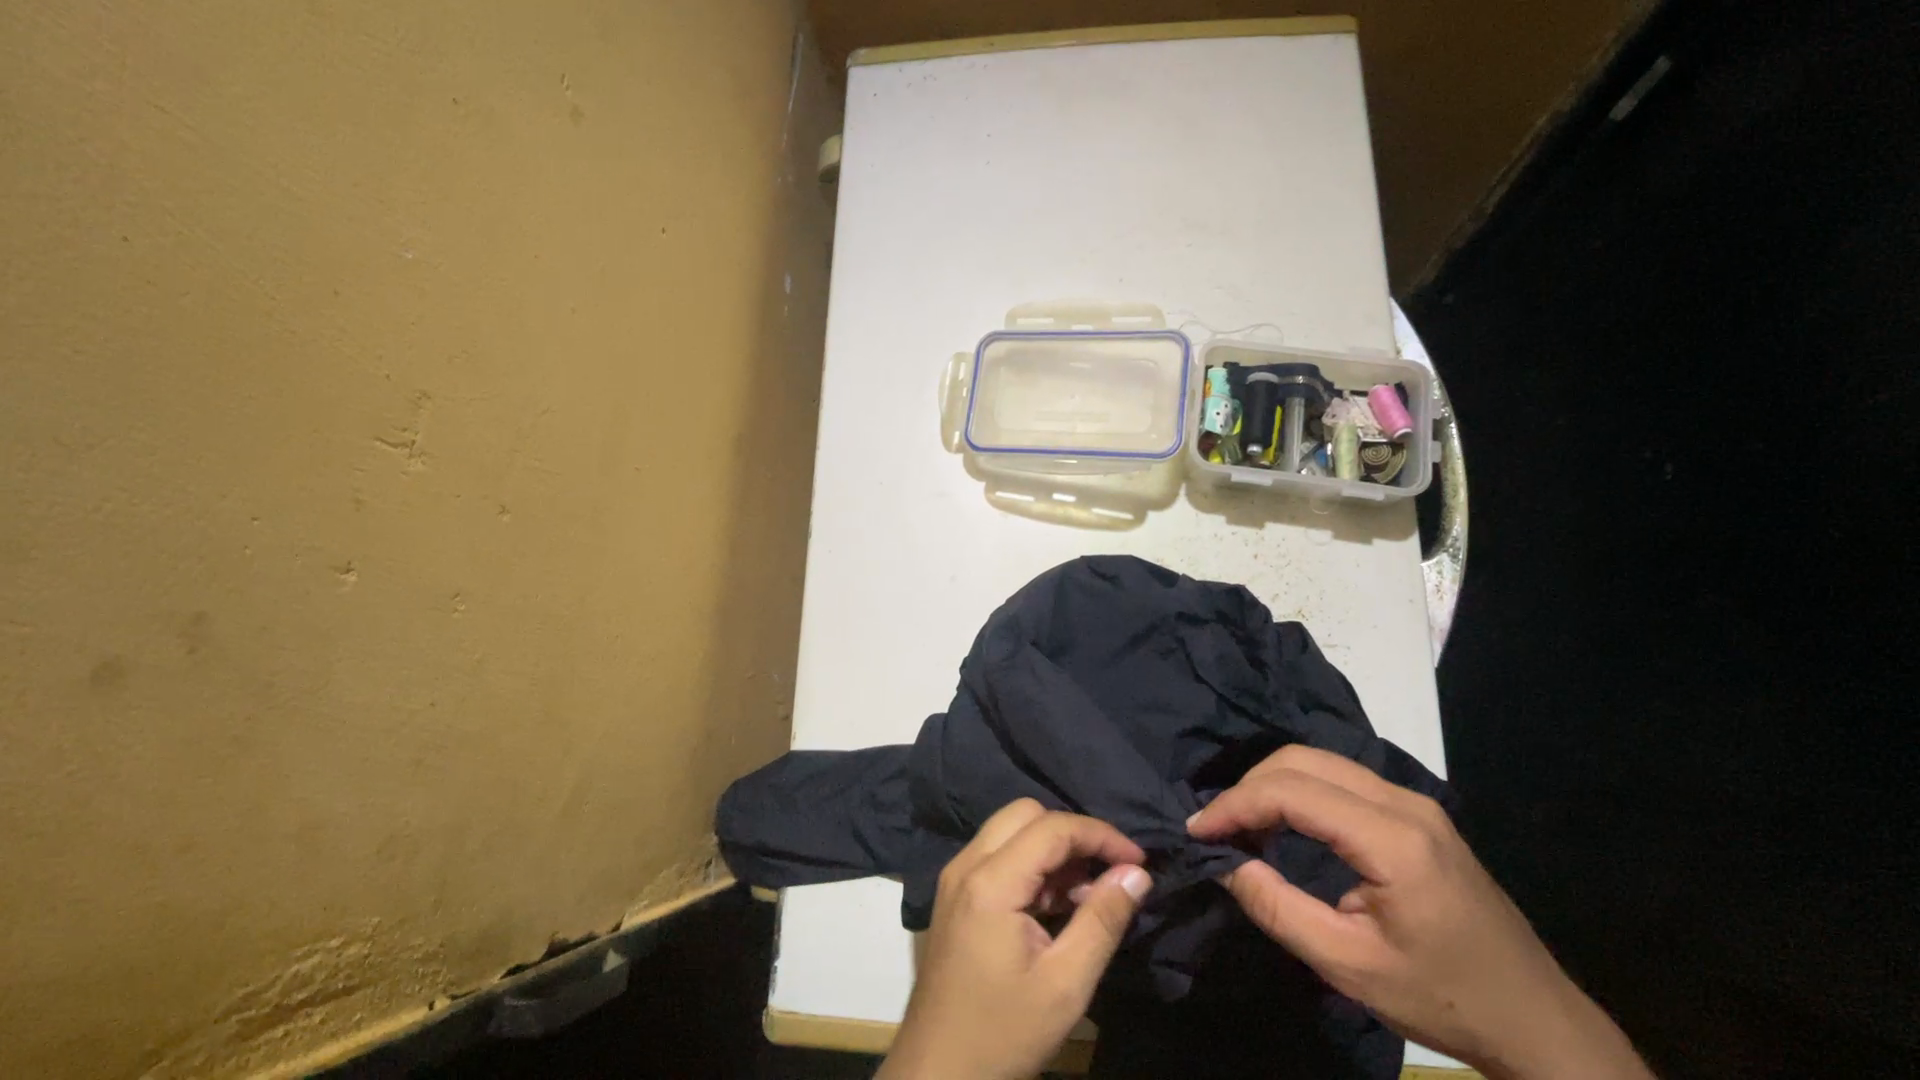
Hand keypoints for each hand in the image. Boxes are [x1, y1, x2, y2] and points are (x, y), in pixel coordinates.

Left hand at [878, 798, 1151, 1079]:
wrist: (938, 1073)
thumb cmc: (1004, 1032)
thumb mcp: (1066, 984)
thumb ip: (1102, 920)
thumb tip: (1137, 873)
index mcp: (990, 882)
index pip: (1053, 827)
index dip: (1102, 836)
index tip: (1139, 863)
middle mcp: (966, 866)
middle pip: (1026, 814)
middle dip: (1074, 835)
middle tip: (1108, 875)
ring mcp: (955, 880)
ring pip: (1010, 831)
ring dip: (1052, 850)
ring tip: (1087, 897)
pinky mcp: (954, 897)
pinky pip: (997, 856)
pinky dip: (1031, 866)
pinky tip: (1056, 907)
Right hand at [1188, 746, 1652, 1079]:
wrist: (1534, 1018)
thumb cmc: (1440, 997)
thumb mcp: (1348, 965)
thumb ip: (1278, 908)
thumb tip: (1223, 864)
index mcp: (1392, 839)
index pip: (1292, 791)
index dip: (1235, 805)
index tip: (1196, 832)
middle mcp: (1405, 803)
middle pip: (1304, 760)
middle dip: (1249, 787)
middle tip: (1214, 829)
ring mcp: (1416, 805)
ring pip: (1323, 763)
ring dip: (1272, 786)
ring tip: (1239, 827)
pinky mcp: (1418, 816)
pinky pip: (1344, 782)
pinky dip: (1300, 792)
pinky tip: (1280, 825)